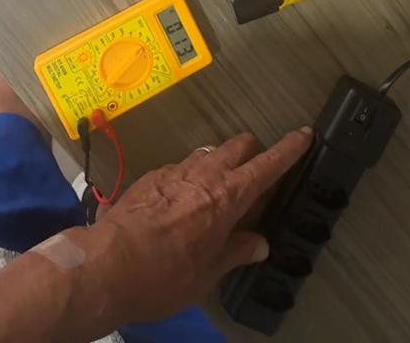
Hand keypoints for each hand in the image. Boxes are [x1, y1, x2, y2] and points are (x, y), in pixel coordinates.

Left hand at [69, 128, 312, 327]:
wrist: (105, 266)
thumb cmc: (164, 275)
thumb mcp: (207, 274)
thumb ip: (235, 252)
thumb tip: (259, 243)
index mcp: (228, 196)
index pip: (268, 164)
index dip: (289, 149)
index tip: (304, 134)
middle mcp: (205, 174)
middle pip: (240, 144)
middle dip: (253, 152)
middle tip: (254, 174)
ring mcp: (175, 170)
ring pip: (209, 154)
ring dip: (219, 165)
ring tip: (213, 195)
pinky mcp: (150, 176)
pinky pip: (180, 169)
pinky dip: (188, 180)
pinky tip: (177, 207)